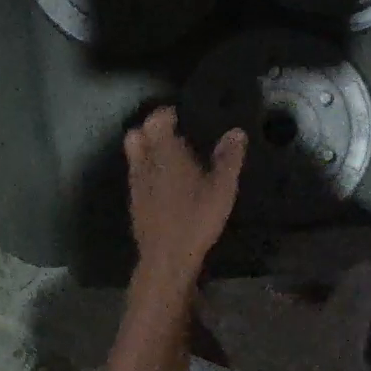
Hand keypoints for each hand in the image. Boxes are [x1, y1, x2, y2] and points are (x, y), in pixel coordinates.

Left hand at [124, 107, 245, 286]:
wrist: (167, 256)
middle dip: (150, 130)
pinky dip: (146, 174)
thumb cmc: (197, 218)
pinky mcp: (134, 203)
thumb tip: (236, 132)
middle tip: (170, 134)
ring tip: (167, 159)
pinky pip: (136, 178)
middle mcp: (144, 163)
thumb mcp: (221, 189)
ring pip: (134, 157)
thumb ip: (228, 158)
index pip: (156, 120)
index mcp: (165, 152)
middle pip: (137, 135)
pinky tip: (162, 186)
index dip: (165, 114)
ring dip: (146, 152)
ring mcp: (136, 184)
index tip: (177, 114)